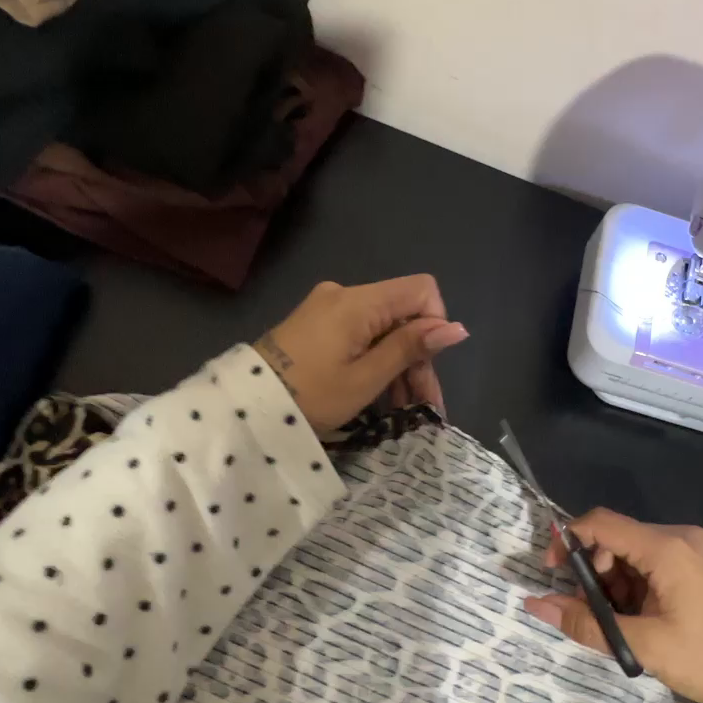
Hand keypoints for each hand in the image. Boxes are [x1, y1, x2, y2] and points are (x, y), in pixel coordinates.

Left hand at [254, 276, 469, 432]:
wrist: (244, 409)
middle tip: (426, 407)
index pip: (421, 290)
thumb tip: (457, 328)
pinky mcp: (317, 325)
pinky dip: (375, 361)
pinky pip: (361, 335)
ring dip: (399, 366)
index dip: (435, 324)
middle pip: (402, 315)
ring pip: (383, 329)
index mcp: (359, 302)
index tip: (428, 366)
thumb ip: (411, 348)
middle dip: (419, 358)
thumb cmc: (310, 395)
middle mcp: (345, 295)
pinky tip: (381, 397)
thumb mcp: (366, 378)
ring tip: (406, 412)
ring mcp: (328, 308)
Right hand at [524, 509, 702, 702]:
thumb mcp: (643, 646)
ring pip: (631, 552)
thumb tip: (536, 605)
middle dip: (592, 571)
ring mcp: (692, 549)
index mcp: (667, 547)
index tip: (552, 573)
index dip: (568, 541)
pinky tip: (638, 618)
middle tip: (590, 612)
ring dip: (612, 582)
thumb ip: (587, 623)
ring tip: (619, 623)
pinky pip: (651, 562)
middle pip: (615, 537)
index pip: (601, 523)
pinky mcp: (698, 565)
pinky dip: (634, 585)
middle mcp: (679, 537)